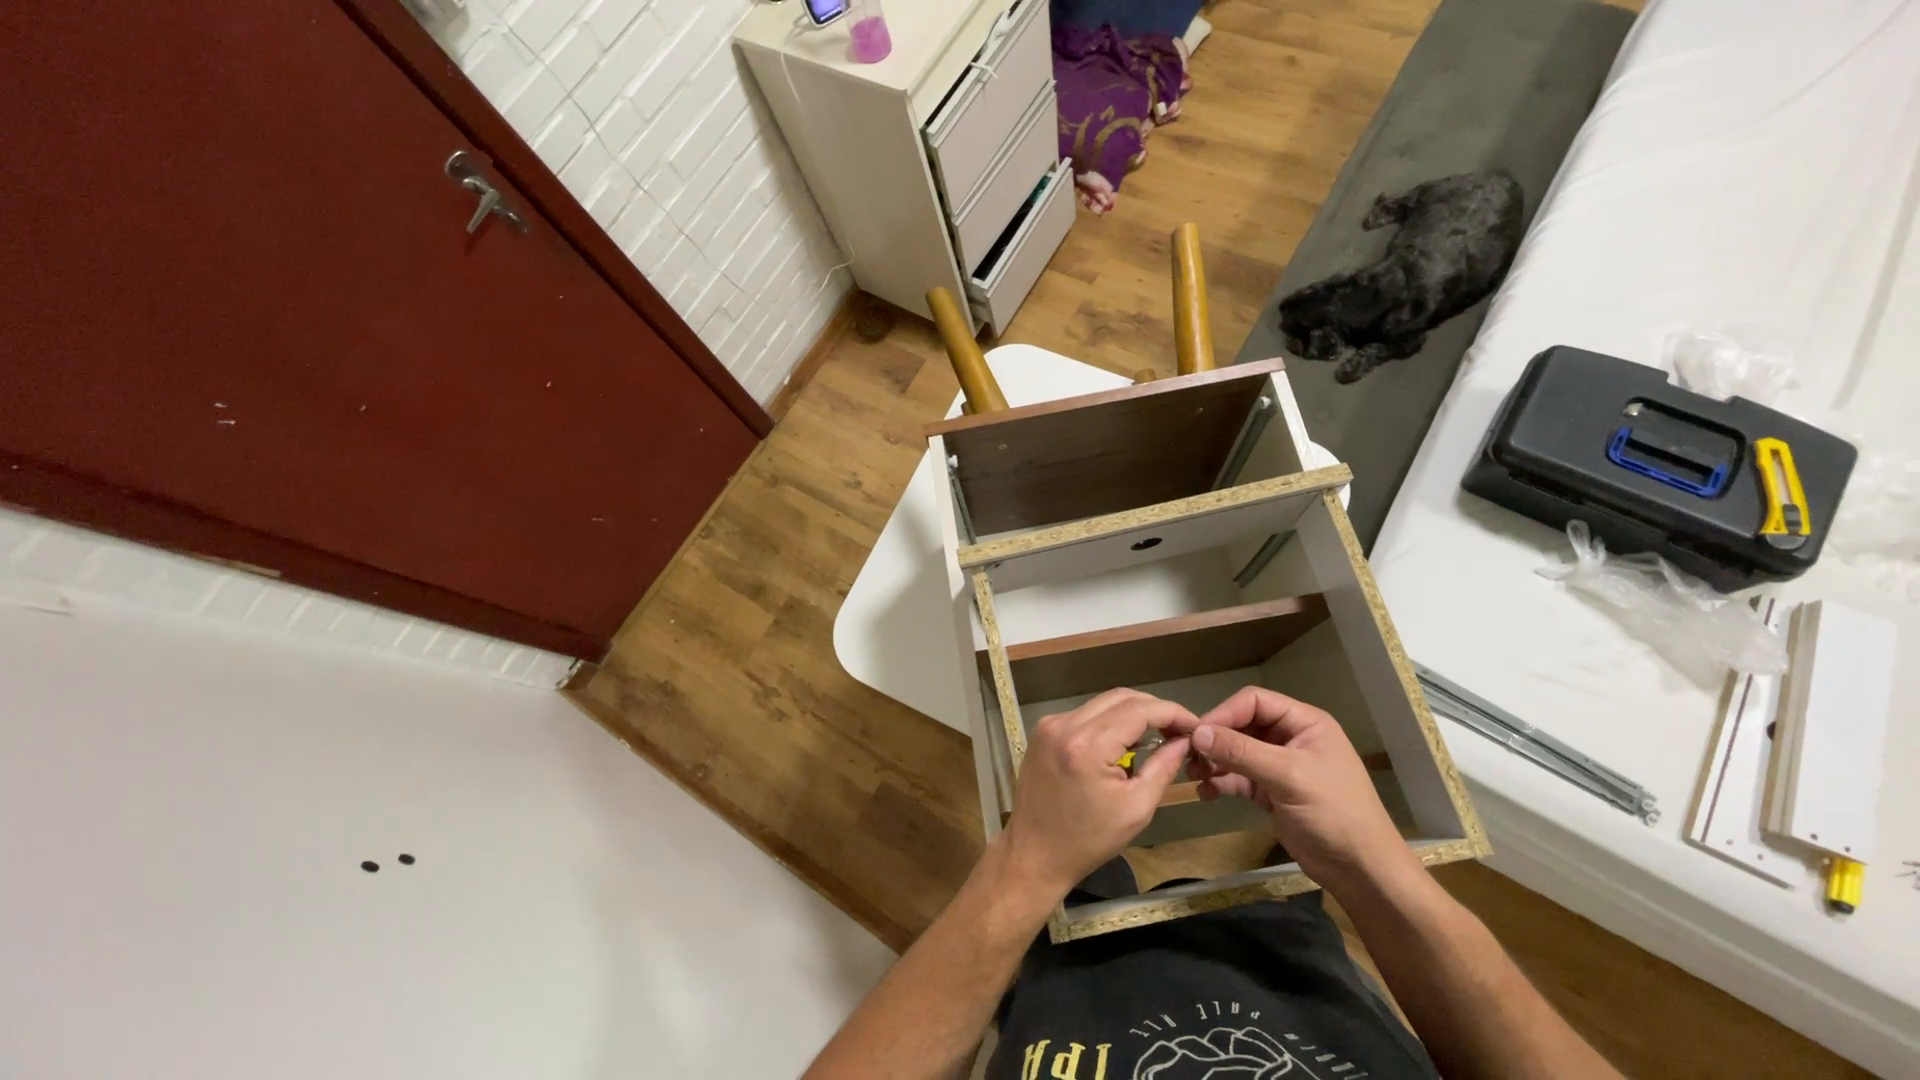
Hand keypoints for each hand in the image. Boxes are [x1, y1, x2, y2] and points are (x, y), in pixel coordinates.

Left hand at [1001, 688, 1193, 896]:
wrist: (1034, 853)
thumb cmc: (1088, 840)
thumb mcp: (1137, 808)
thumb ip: (1163, 767)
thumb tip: (1184, 740)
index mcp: (1088, 744)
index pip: (1140, 709)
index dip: (1173, 712)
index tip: (1195, 726)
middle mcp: (1065, 724)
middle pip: (1121, 697)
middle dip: (1155, 709)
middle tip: (1179, 730)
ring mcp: (1050, 725)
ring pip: (1102, 703)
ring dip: (1132, 714)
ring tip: (1156, 736)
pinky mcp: (1043, 731)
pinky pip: (1084, 714)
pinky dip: (1108, 722)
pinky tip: (1122, 744)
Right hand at [1175, 686, 1417, 894]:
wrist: (1359, 869)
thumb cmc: (1333, 813)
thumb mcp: (1288, 777)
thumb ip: (1242, 752)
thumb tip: (1198, 733)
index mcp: (1304, 723)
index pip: (1255, 702)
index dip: (1225, 713)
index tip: (1198, 734)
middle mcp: (1290, 738)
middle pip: (1242, 725)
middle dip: (1215, 740)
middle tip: (1188, 757)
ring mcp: (1280, 766)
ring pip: (1237, 752)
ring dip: (1214, 762)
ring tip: (1193, 776)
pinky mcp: (1271, 792)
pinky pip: (1239, 777)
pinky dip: (1221, 782)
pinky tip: (1205, 794)